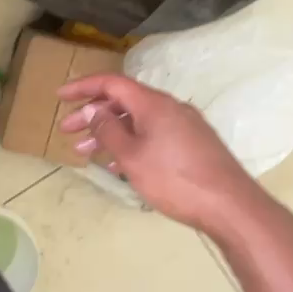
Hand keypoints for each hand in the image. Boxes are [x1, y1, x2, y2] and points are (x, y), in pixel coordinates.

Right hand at [56, 73, 272, 236]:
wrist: (232, 208)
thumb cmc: (175, 179)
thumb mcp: (131, 156)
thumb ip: (108, 130)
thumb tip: (93, 110)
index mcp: (154, 104)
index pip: (112, 83)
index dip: (82, 86)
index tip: (60, 95)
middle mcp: (170, 108)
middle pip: (123, 102)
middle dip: (92, 114)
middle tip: (67, 130)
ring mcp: (185, 126)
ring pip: (137, 121)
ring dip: (109, 132)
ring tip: (85, 152)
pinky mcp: (193, 145)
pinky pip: (152, 134)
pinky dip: (130, 142)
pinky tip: (117, 164)